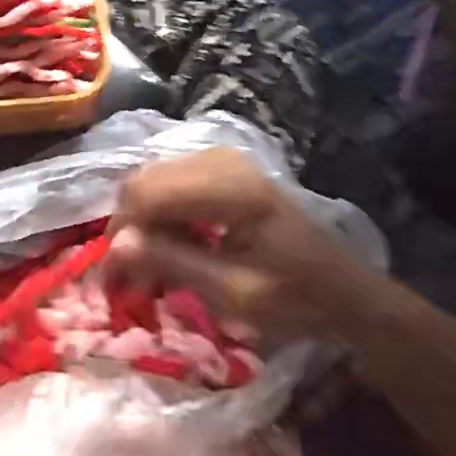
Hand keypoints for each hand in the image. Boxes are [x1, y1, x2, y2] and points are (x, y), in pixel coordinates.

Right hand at [107, 149, 366, 336]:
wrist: (343, 287)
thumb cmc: (295, 298)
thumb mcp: (235, 295)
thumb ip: (175, 264)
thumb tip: (116, 247)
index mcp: (233, 190)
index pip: (149, 193)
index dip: (121, 231)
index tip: (113, 279)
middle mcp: (223, 160)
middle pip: (145, 179)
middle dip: (127, 226)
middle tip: (126, 275)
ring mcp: (222, 157)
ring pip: (152, 177)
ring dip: (141, 219)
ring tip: (148, 264)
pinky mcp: (222, 164)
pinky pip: (170, 179)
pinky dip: (160, 210)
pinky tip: (171, 243)